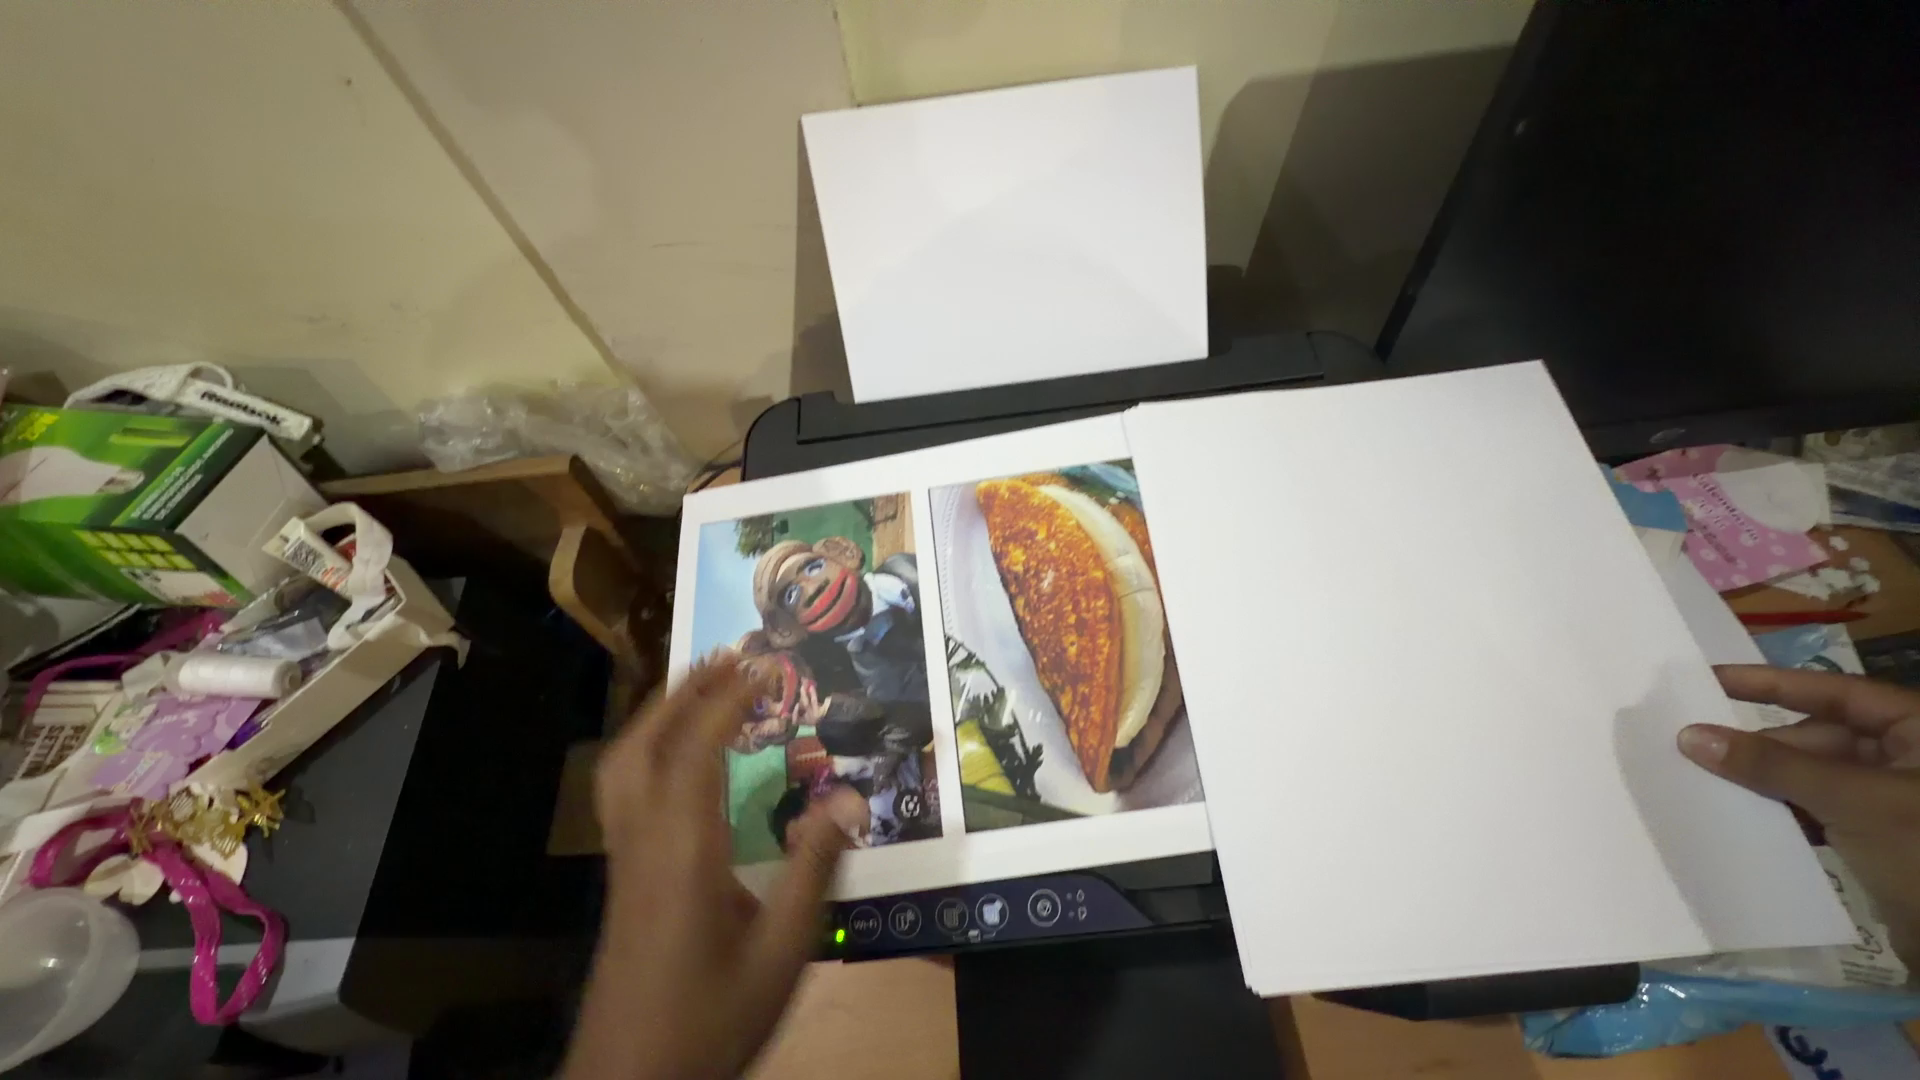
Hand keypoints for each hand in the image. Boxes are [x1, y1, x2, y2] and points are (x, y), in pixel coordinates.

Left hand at [565, 657, 866, 1079]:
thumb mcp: (783, 950)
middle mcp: (645, 840)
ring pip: (624, 764)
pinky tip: (672, 754)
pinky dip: (646, 747)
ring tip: (696, 684)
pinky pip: (622, 788)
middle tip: (726, 655)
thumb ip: (813, 870)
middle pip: (648, 744)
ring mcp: (624, 857)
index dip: (729, 701)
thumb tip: (848, 800)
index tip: (764, 667)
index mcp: (684, 851)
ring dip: (659, 713)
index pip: (698, 753)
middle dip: (686, 691)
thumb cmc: (712, 1018)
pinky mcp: (620, 875)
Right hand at [1678, 664, 1919, 967]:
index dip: (1769, 683)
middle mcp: (1914, 759)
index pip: (1835, 692)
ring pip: (1815, 772)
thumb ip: (1770, 764)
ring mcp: (1899, 799)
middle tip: (1696, 746)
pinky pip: (1821, 805)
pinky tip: (1744, 815)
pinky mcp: (1886, 834)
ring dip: (1766, 778)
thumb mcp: (1852, 802)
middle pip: (1819, 734)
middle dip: (1760, 744)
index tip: (1706, 679)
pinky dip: (1784, 807)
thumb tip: (1688, 735)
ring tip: (1707, 780)